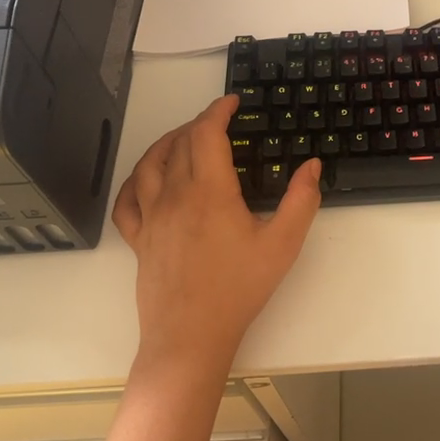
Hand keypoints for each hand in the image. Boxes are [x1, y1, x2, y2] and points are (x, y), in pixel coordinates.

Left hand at [111, 96, 321, 370]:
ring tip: (184, 137)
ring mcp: (151, 218)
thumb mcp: (283, 245)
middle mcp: (174, 196)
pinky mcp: (138, 240)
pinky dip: (136, 179)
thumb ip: (302, 200)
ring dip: (168, 142)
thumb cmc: (238, 290)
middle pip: (180, 144)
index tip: (231, 102)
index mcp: (209, 191)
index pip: (206, 134)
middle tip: (219, 121)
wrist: (190, 338)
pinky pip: (128, 200)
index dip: (218, 110)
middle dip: (199, 123)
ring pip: (150, 164)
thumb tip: (311, 165)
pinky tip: (147, 178)